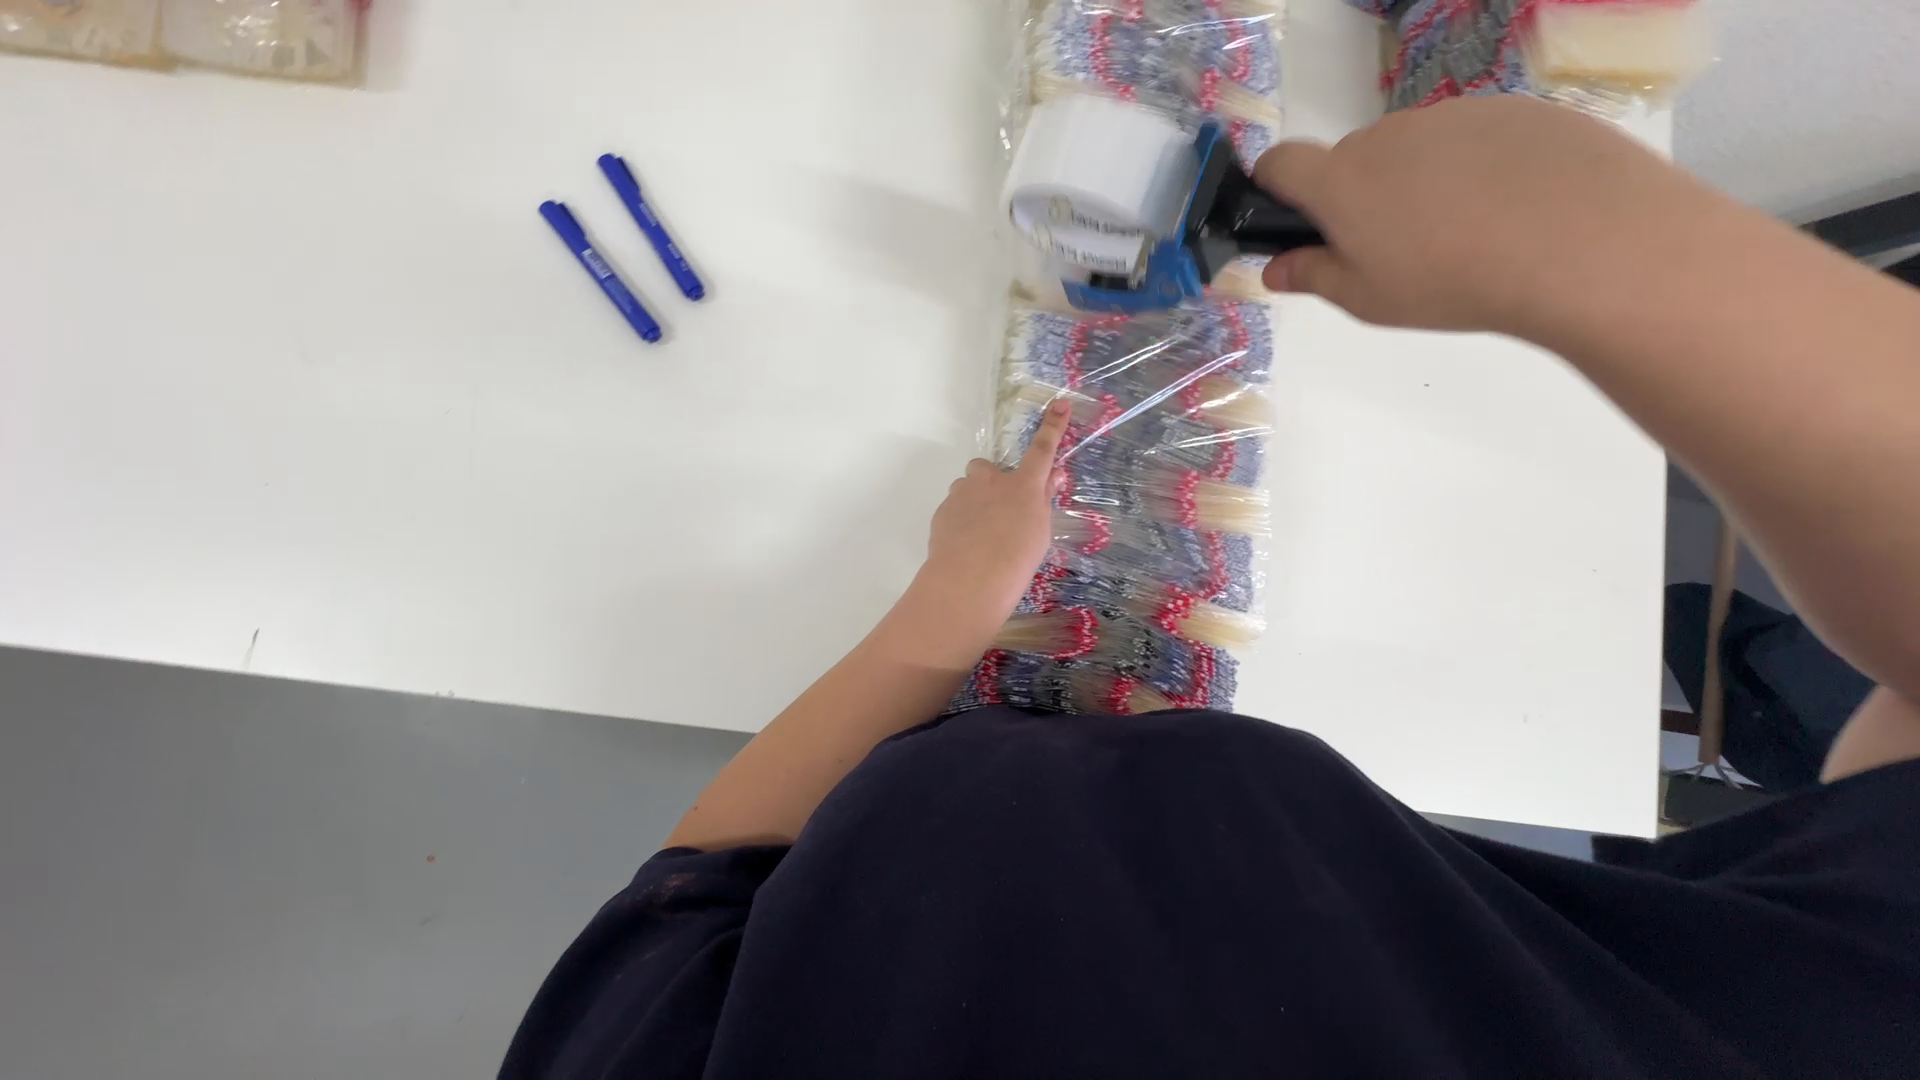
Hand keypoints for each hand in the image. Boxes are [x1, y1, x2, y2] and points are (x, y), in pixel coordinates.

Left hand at [919, 399, 1070, 624]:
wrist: (969, 581)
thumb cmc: (1016, 560)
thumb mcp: (1040, 531)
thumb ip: (1044, 500)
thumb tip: (1053, 476)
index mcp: (1023, 485)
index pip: (1043, 450)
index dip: (1053, 428)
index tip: (1059, 403)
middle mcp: (991, 480)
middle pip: (989, 469)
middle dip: (993, 484)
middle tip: (1003, 514)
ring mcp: (963, 493)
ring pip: (969, 489)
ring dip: (975, 502)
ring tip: (983, 536)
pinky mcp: (943, 510)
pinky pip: (955, 508)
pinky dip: (961, 521)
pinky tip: (967, 546)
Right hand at [1253, 95, 1712, 337]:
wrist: (1583, 242)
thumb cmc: (1450, 281)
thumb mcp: (1365, 299)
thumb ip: (1311, 276)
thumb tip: (1274, 268)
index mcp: (1341, 181)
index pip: (1280, 162)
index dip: (1271, 186)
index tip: (1288, 218)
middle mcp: (1388, 134)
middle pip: (1350, 160)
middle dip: (1353, 196)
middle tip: (1389, 248)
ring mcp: (1452, 115)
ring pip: (1410, 149)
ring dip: (1413, 182)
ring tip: (1458, 233)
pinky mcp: (1512, 108)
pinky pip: (1468, 139)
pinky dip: (1469, 168)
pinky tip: (1505, 209)